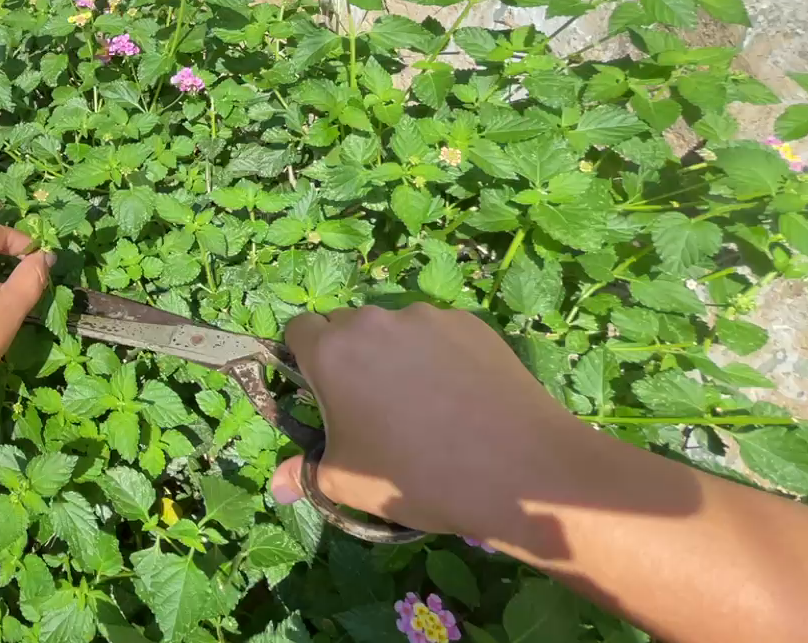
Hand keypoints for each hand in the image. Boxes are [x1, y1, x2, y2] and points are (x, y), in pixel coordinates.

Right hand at [269, 303, 596, 542]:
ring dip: (395, 352)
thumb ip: (304, 474)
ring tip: (427, 401)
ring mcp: (422, 318)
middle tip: (375, 402)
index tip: (326, 390)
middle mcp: (368, 321)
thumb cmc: (420, 476)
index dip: (307, 356)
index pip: (299, 330)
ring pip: (392, 328)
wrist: (531, 477)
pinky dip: (440, 354)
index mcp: (329, 351)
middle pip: (345, 325)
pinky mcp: (468, 324)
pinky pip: (437, 332)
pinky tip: (464, 394)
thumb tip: (277, 490)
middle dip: (351, 354)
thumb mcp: (351, 483)